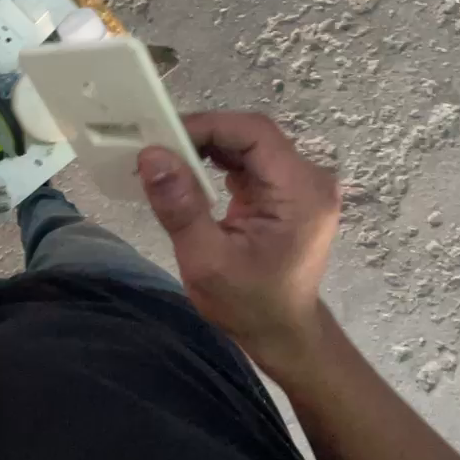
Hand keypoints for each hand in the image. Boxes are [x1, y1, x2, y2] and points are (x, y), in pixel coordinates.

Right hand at [137, 112, 340, 377]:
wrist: (280, 333)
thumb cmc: (247, 303)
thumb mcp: (206, 259)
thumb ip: (180, 206)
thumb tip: (151, 156)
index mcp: (300, 191)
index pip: (253, 132)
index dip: (206, 126)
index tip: (160, 138)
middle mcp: (307, 179)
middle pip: (250, 133)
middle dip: (200, 135)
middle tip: (155, 147)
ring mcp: (297, 184)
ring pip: (245, 143)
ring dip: (203, 146)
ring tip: (164, 158)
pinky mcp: (282, 191)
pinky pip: (245, 160)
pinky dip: (212, 161)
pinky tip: (184, 172)